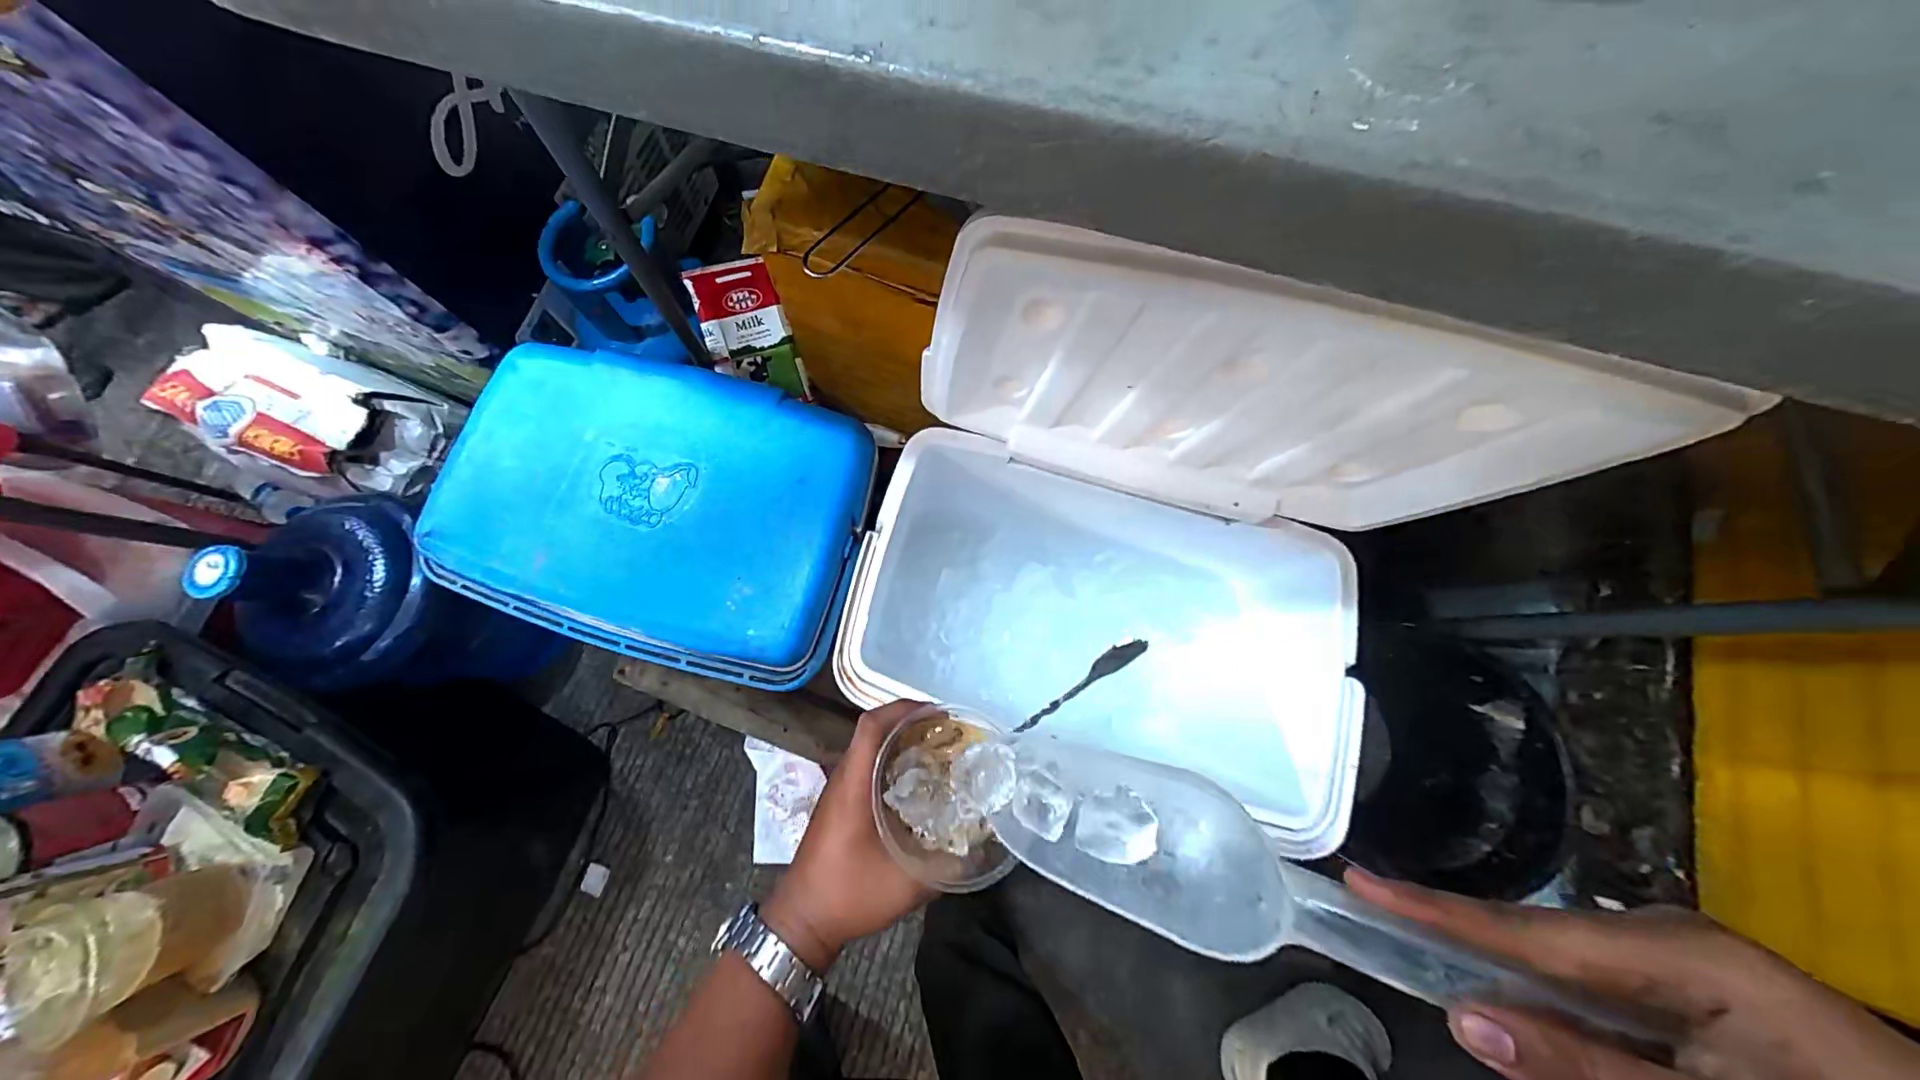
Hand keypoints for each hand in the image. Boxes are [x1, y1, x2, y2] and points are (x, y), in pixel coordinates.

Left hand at [762, 701, 935, 972]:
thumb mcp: (903, 885)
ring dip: (900, 741)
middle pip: (872, 731)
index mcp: (853, 785)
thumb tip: (979, 848)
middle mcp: (843, 779)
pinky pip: (867, 767)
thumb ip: (944, 867)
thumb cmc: (847, 894)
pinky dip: (892, 762)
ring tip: (938, 749)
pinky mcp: (840, 806)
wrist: (801, 921)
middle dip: (909, 722)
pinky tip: (917, 781)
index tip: (937, 713)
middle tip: (947, 730)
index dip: (903, 709)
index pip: (871, 726)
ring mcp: (839, 792)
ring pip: (869, 749)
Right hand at [1346, 868, 1919, 1079]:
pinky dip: (1546, 984)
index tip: (1359, 880)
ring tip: (1420, 932)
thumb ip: (1584, 1065)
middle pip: (1538, 933)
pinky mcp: (1693, 982)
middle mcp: (1670, 934)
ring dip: (1497, 957)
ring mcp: (1684, 954)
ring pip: (1563, 955)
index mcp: (1680, 953)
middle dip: (1458, 927)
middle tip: (1373, 906)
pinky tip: (1515, 987)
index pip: (1526, 929)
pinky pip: (1595, 977)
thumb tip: (1462, 1015)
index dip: (1435, 909)